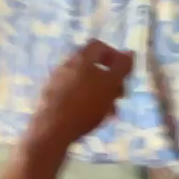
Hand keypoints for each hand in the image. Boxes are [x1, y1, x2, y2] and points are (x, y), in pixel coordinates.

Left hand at [24, 39, 133, 155]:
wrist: (49, 132)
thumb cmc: (85, 104)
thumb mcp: (111, 85)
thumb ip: (122, 67)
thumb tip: (130, 52)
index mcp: (81, 57)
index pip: (100, 46)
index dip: (114, 56)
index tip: (124, 73)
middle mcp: (66, 65)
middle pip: (91, 66)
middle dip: (108, 80)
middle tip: (119, 96)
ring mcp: (54, 83)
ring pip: (82, 84)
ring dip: (98, 94)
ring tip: (108, 113)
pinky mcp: (47, 101)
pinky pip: (71, 97)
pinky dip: (83, 104)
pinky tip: (90, 120)